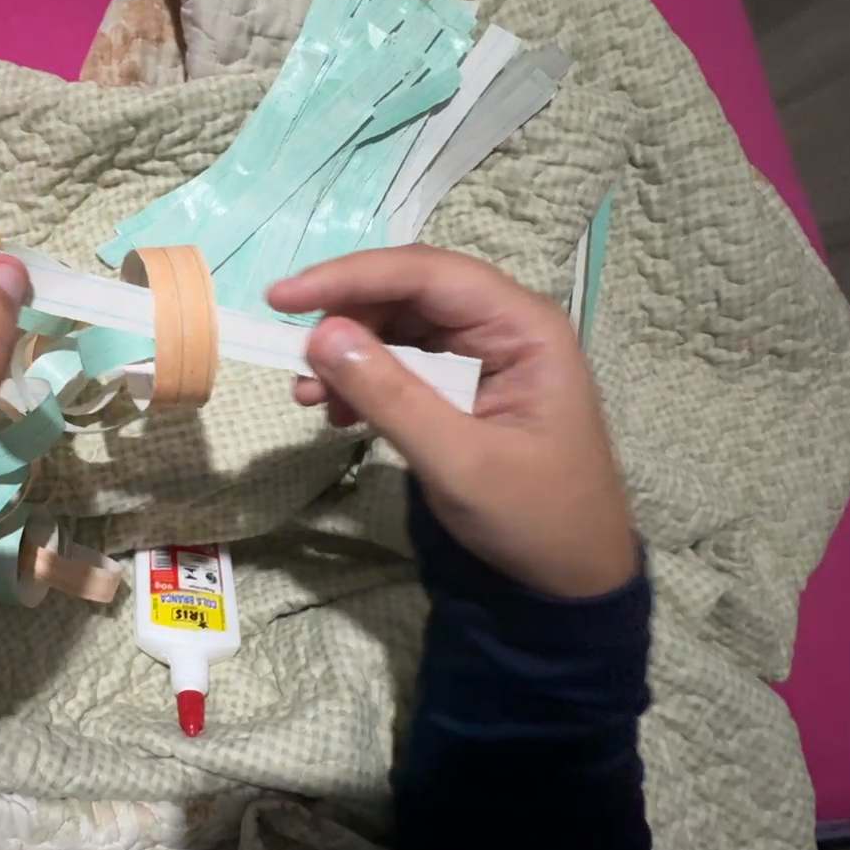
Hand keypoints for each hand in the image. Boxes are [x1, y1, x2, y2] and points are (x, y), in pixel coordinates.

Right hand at [268, 246, 634, 597]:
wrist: (566, 575)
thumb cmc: (531, 516)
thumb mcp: (456, 460)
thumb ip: (390, 395)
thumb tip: (320, 336)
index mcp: (522, 327)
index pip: (426, 274)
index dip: (351, 277)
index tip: (283, 298)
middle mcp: (498, 326)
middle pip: (404, 294)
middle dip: (343, 320)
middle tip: (295, 359)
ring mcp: (476, 355)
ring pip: (392, 328)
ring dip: (344, 355)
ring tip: (309, 398)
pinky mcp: (454, 384)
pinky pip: (393, 363)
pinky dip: (356, 381)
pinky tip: (336, 414)